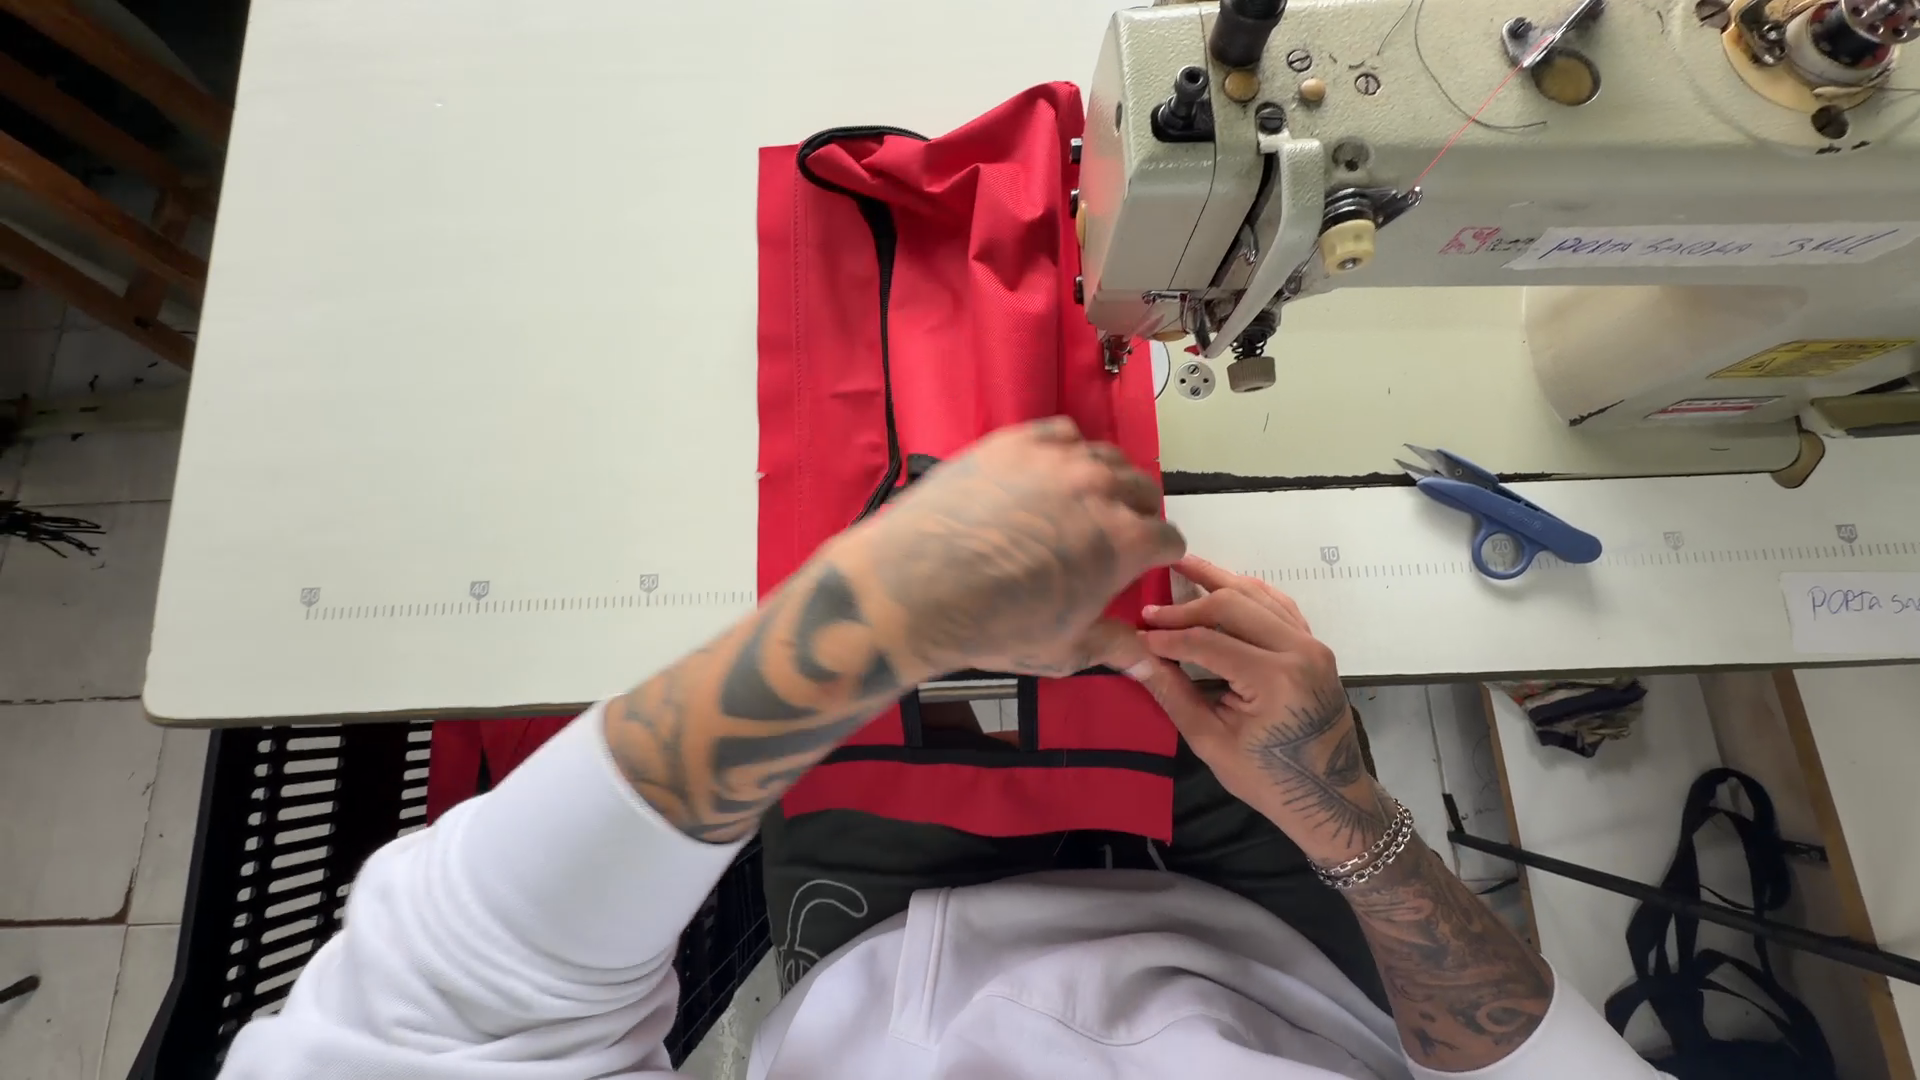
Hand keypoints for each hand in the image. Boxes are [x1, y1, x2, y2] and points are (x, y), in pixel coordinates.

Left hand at [847, 417, 1185, 677]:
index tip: (1146, 560)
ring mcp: (1056, 459)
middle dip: (1136, 513)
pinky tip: (1048, 472)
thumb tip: (1146, 661)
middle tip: (1111, 533)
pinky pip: (1060, 434)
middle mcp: (1099, 489)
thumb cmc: (991, 624)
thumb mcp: (1062, 649)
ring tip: (1082, 501)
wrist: (915, 586)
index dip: (1159, 554)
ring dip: (1105, 479)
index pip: (1167, 538)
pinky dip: (1065, 451)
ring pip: (1104, 458)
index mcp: (1124, 541)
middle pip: (1141, 490)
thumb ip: (1114, 648)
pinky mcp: (1015, 442)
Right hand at [1128, 555, 1391, 864]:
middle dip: (1187, 603)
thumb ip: (1171, 692)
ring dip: (1218, 581)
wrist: (1330, 799)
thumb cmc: (1267, 779)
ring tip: (1182, 565)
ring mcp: (1312, 645)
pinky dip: (1248, 591)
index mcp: (1274, 680)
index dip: (1166, 635)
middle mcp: (1299, 651)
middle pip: (1233, 605)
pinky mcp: (1314, 646)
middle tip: (1151, 605)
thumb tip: (1130, 656)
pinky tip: (1224, 584)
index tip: (1135, 634)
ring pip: (1257, 595)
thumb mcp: (1210, 741)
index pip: (1206, 641)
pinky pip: (1279, 605)